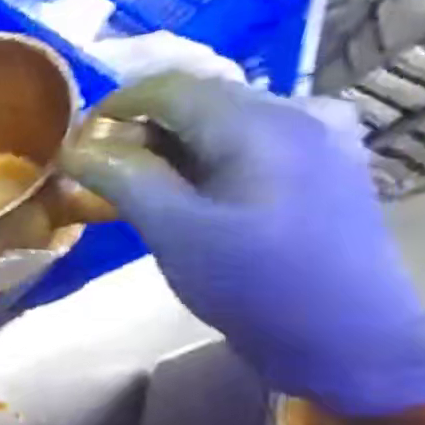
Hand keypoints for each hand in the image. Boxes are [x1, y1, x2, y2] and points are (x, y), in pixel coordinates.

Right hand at [65, 73, 424, 416]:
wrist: (347, 338)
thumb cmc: (253, 285)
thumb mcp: (175, 233)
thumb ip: (124, 181)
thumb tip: (76, 149)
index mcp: (261, 121)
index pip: (172, 86)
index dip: (116, 106)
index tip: (78, 140)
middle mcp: (299, 109)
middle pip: (202, 99)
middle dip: (145, 130)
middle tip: (107, 175)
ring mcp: (322, 134)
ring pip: (227, 121)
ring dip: (177, 147)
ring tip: (148, 191)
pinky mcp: (328, 164)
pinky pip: (254, 142)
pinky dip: (212, 159)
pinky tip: (199, 197)